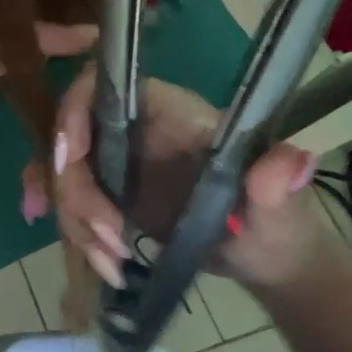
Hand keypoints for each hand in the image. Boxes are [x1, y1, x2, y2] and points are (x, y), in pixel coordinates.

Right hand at [26, 65, 324, 289]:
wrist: (262, 260)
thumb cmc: (277, 228)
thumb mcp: (283, 214)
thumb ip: (280, 188)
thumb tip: (293, 159)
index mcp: (168, 111)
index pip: (101, 86)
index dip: (74, 111)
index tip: (72, 159)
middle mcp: (132, 127)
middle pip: (73, 138)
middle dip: (79, 193)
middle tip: (112, 241)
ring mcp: (115, 158)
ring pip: (64, 173)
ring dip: (75, 220)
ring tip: (115, 265)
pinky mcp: (106, 189)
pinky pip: (63, 193)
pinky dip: (58, 216)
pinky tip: (73, 243)